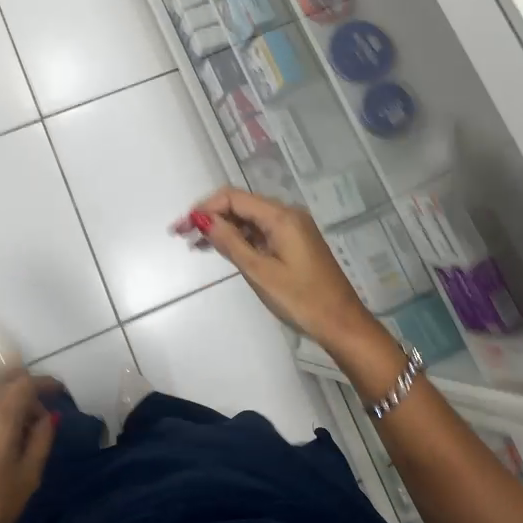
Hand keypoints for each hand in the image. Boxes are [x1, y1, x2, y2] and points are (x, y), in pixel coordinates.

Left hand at [0, 376, 55, 522]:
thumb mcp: (29, 475)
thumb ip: (42, 439)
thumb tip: (48, 417)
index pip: (23, 383)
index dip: (43, 382)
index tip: (59, 391)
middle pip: (5, 395)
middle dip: (27, 402)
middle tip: (43, 425)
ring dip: (8, 418)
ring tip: (21, 445)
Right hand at [185, 187, 375, 350]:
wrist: (342, 324)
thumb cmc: (301, 299)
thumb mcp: (260, 272)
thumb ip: (231, 242)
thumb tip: (203, 219)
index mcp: (281, 216)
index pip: (234, 198)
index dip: (205, 208)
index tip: (182, 226)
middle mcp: (287, 215)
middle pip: (241, 205)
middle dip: (210, 216)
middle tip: (181, 235)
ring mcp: (292, 229)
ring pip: (249, 219)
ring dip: (222, 228)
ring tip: (194, 244)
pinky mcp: (294, 243)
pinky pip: (260, 232)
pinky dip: (239, 238)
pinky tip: (221, 249)